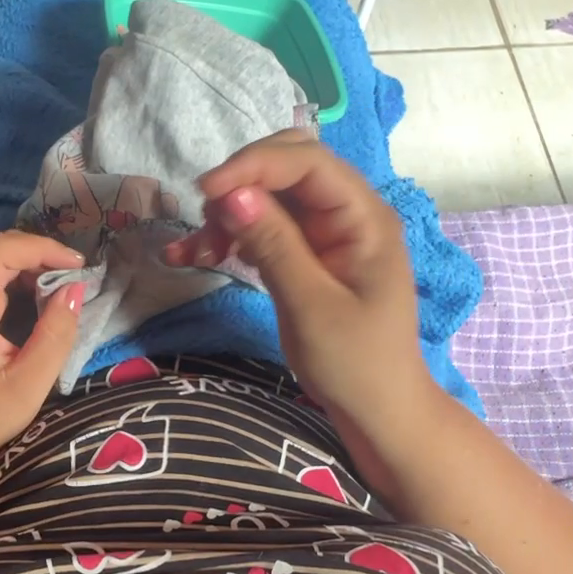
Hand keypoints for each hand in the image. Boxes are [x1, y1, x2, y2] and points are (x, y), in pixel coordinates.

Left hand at [0, 231, 84, 470]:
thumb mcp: (30, 384)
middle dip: (41, 253)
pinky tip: (47, 295)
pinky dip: (24, 278)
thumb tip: (75, 289)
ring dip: (35, 265)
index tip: (78, 266)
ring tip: (68, 284)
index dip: (42, 248)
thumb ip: (54, 335)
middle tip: (78, 275)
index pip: (1, 252)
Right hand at [164, 130, 432, 418]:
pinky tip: (197, 256)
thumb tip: (232, 194)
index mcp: (363, 217)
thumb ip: (274, 245)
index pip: (307, 163)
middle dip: (240, 185)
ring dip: (227, 216)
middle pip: (287, 168)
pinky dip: (230, 239)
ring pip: (268, 199)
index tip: (204, 192)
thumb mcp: (311, 306)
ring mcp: (324, 235)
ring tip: (197, 253)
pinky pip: (263, 231)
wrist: (376, 409)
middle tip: (202, 220)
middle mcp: (345, 214)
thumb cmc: (354, 362)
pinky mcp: (305, 257)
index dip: (253, 166)